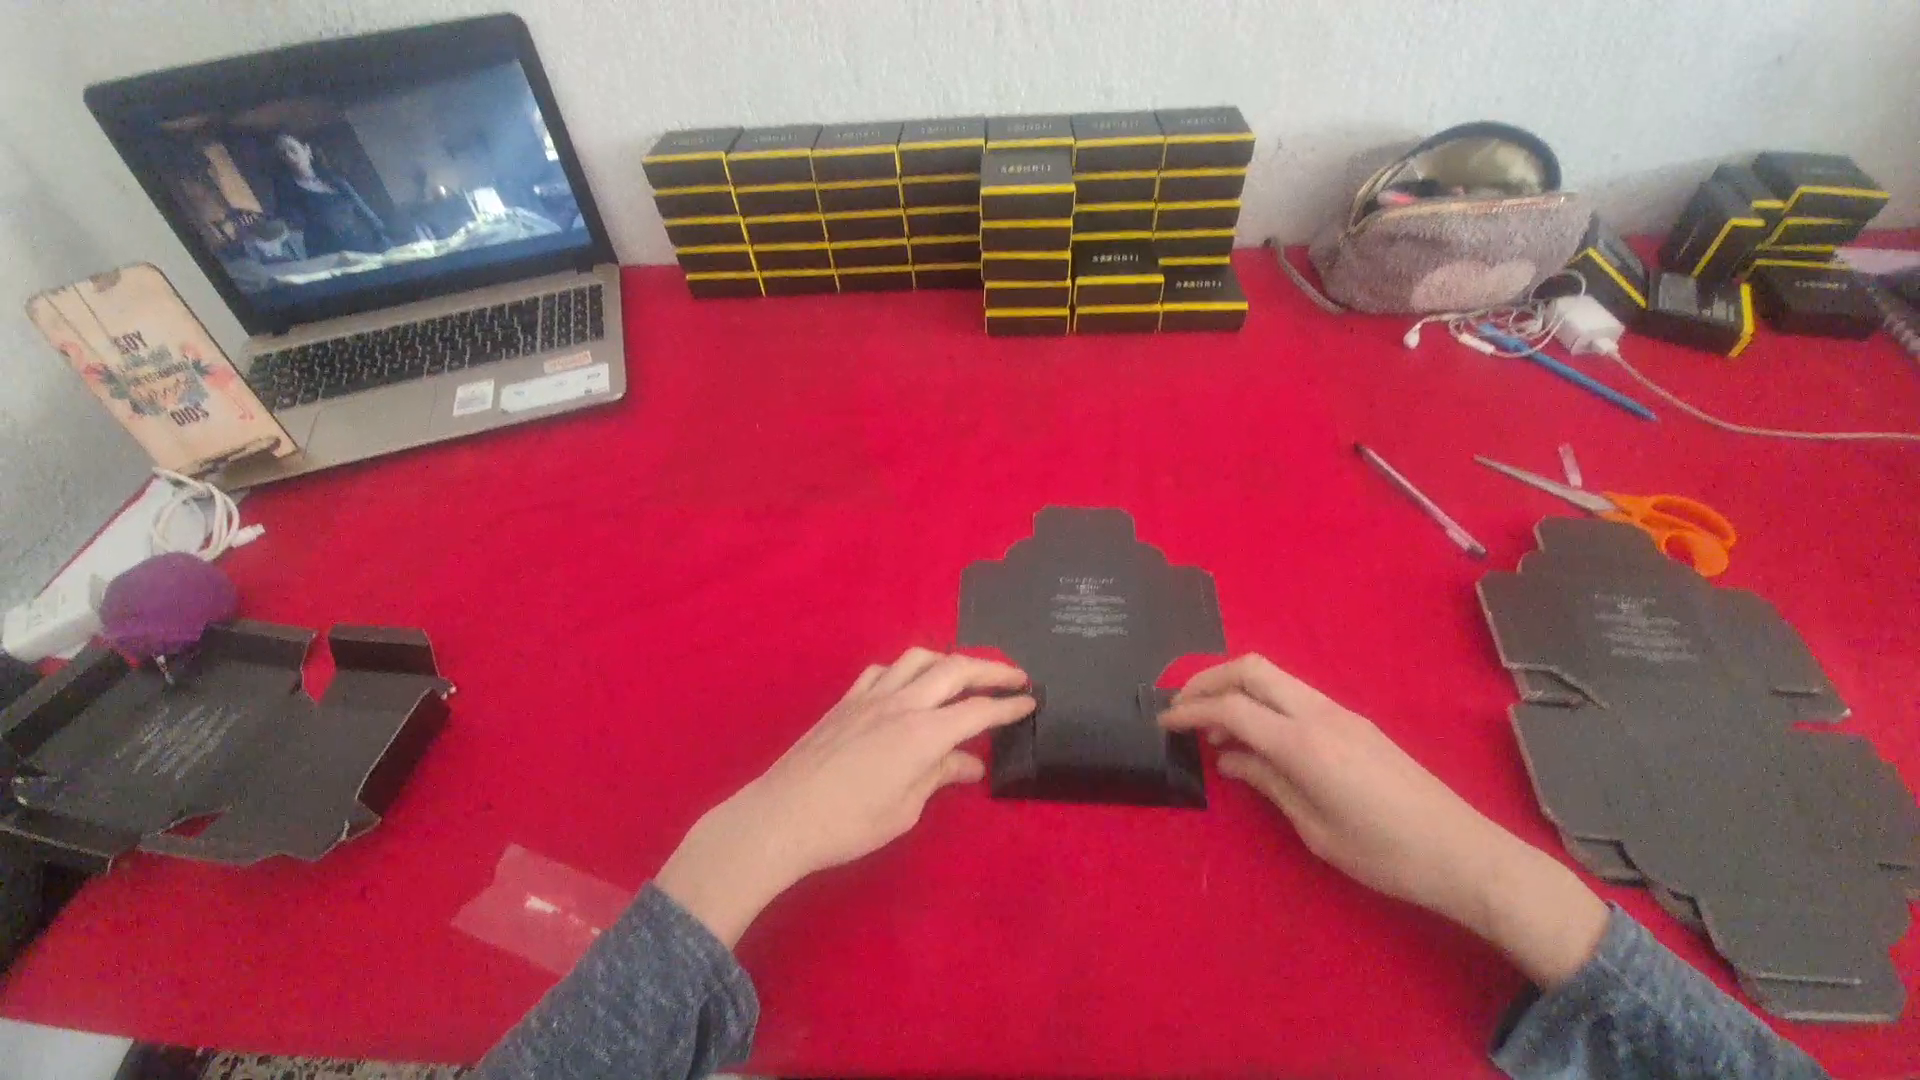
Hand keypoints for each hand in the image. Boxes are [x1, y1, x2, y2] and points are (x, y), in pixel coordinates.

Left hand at [656, 649, 1034, 945]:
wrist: (783, 816)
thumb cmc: (849, 824)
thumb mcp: (905, 809)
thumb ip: (939, 776)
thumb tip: (969, 764)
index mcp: (924, 733)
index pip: (978, 711)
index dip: (1009, 705)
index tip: (1031, 701)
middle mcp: (901, 703)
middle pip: (955, 670)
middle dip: (991, 670)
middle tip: (1016, 676)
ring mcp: (870, 696)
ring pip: (918, 659)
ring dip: (949, 660)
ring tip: (964, 674)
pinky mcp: (846, 700)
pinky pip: (883, 670)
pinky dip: (906, 669)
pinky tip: (908, 684)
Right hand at [1162, 654, 1608, 988]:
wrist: (1464, 854)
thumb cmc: (1385, 854)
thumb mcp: (1314, 829)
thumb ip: (1267, 782)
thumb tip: (1229, 758)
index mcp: (1304, 744)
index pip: (1231, 707)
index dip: (1190, 710)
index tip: (1164, 723)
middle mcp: (1319, 714)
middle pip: (1251, 668)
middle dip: (1208, 678)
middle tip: (1182, 707)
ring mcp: (1340, 713)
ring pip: (1274, 675)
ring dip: (1235, 687)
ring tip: (1213, 725)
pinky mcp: (1353, 721)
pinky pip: (1294, 694)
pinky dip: (1262, 700)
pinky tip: (1254, 734)